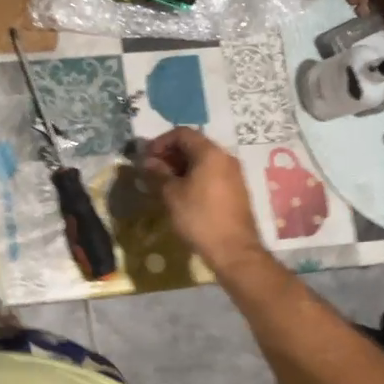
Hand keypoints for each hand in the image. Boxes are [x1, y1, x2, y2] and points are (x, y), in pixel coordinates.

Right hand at [142, 128, 269, 277]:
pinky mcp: (236, 189)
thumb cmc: (200, 218)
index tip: (147, 157)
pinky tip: (182, 193)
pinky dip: (195, 176)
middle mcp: (225, 157)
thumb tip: (147, 161)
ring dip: (181, 166)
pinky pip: (212, 173)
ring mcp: (233, 173)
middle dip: (170, 154)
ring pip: (203, 160)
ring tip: (164, 183)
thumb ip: (157, 173)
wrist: (234, 250)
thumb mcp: (172, 195)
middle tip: (152, 170)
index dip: (161, 142)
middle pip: (194, 145)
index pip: (182, 133)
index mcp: (210, 153)